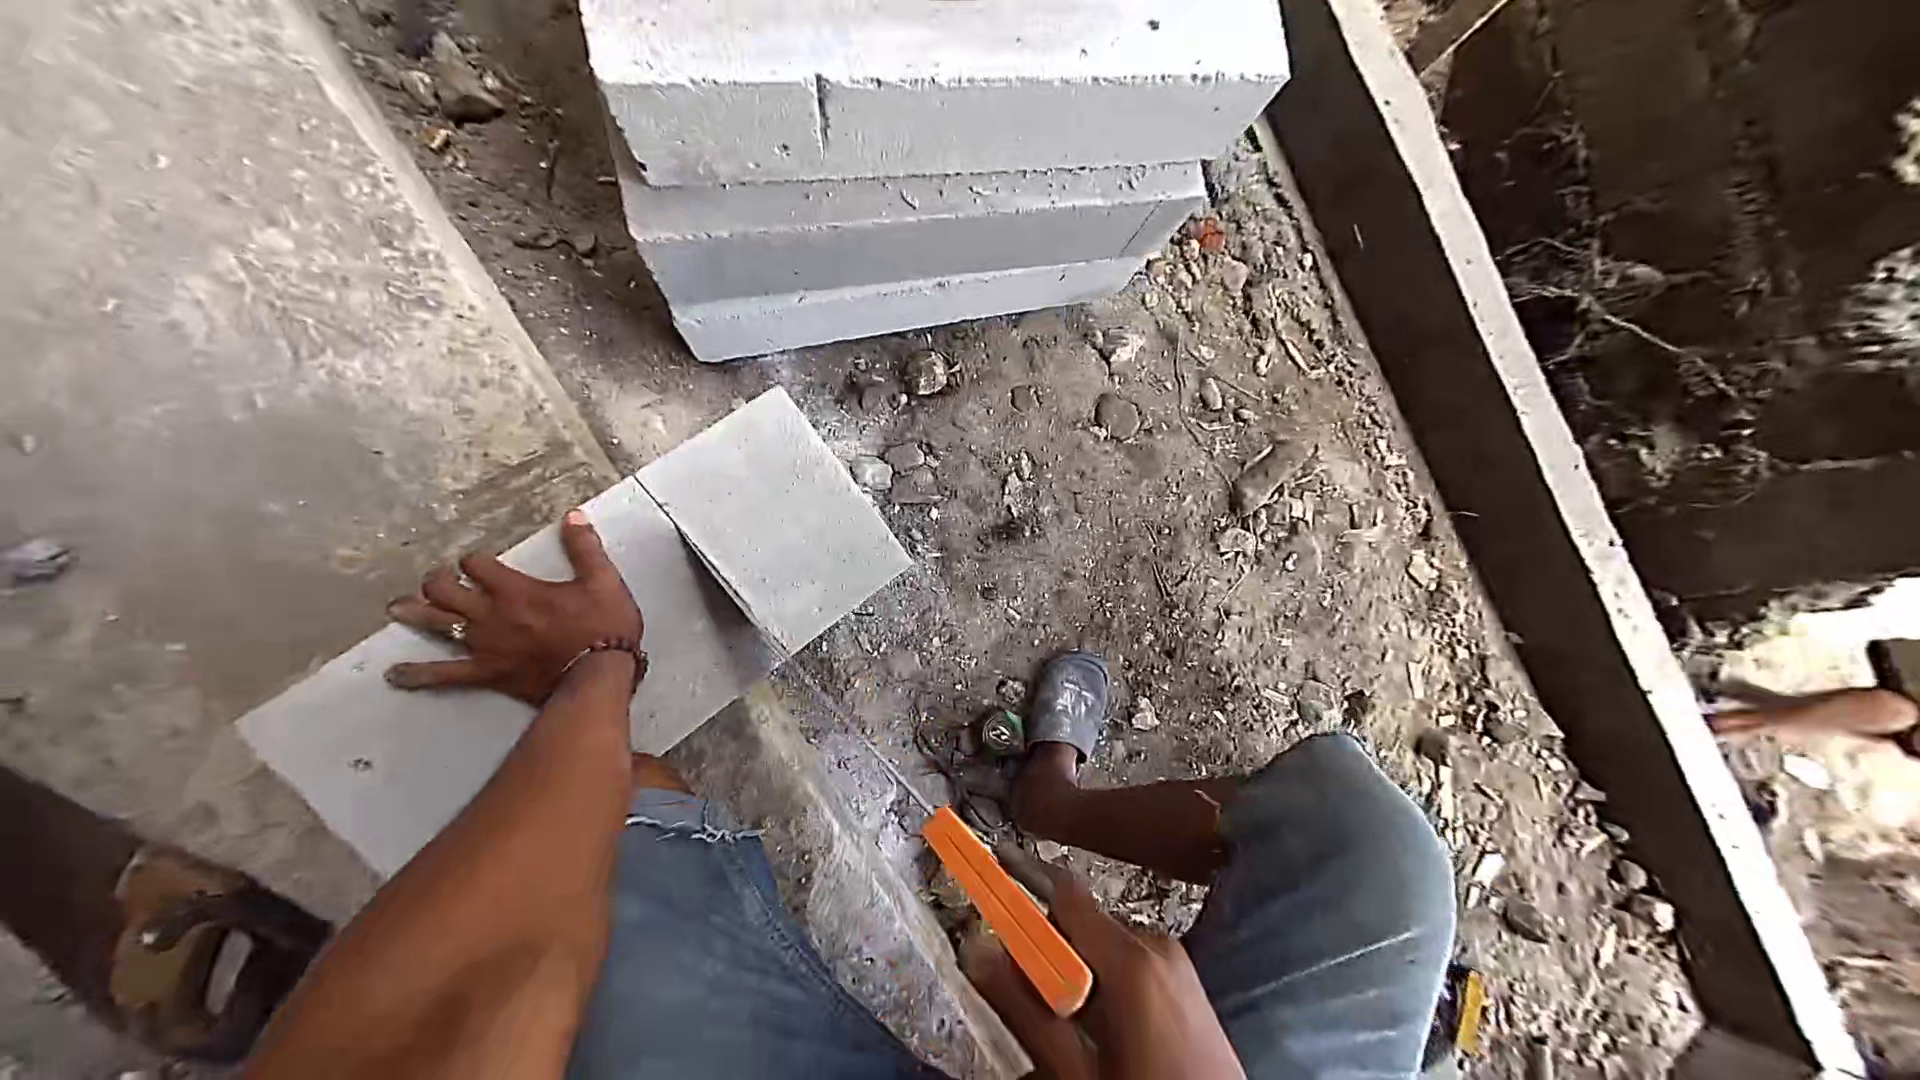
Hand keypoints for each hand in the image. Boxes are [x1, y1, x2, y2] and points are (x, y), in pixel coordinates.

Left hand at [384, 509, 643, 704]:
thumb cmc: (603, 627)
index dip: (474, 559)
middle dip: (437, 581)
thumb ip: (585, 549)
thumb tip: (573, 516)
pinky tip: (395, 675)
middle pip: (445, 590)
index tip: (479, 561)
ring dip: (415, 614)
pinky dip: (417, 675)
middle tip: (438, 578)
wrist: (598, 675)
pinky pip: (443, 674)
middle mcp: (491, 614)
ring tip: (398, 608)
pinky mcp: (486, 673)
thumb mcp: (603, 581)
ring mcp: (484, 645)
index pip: (477, 564)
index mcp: (516, 589)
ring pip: (436, 624)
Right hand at [962, 866, 1244, 1079]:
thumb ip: (1025, 1009)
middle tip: (1033, 996)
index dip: (1024, 884)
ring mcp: (1177, 961)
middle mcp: (1155, 943)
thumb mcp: (1077, 1070)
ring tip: (1074, 1025)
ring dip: (1078, 968)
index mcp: (1131, 958)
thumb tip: (976, 950)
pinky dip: (1106, 978)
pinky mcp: (1186, 978)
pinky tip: (1107, 1029)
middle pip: (1081, 920)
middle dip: (1050, 948)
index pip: (1065, 892)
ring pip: (1104, 942)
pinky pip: (1130, 959)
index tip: (992, 889)